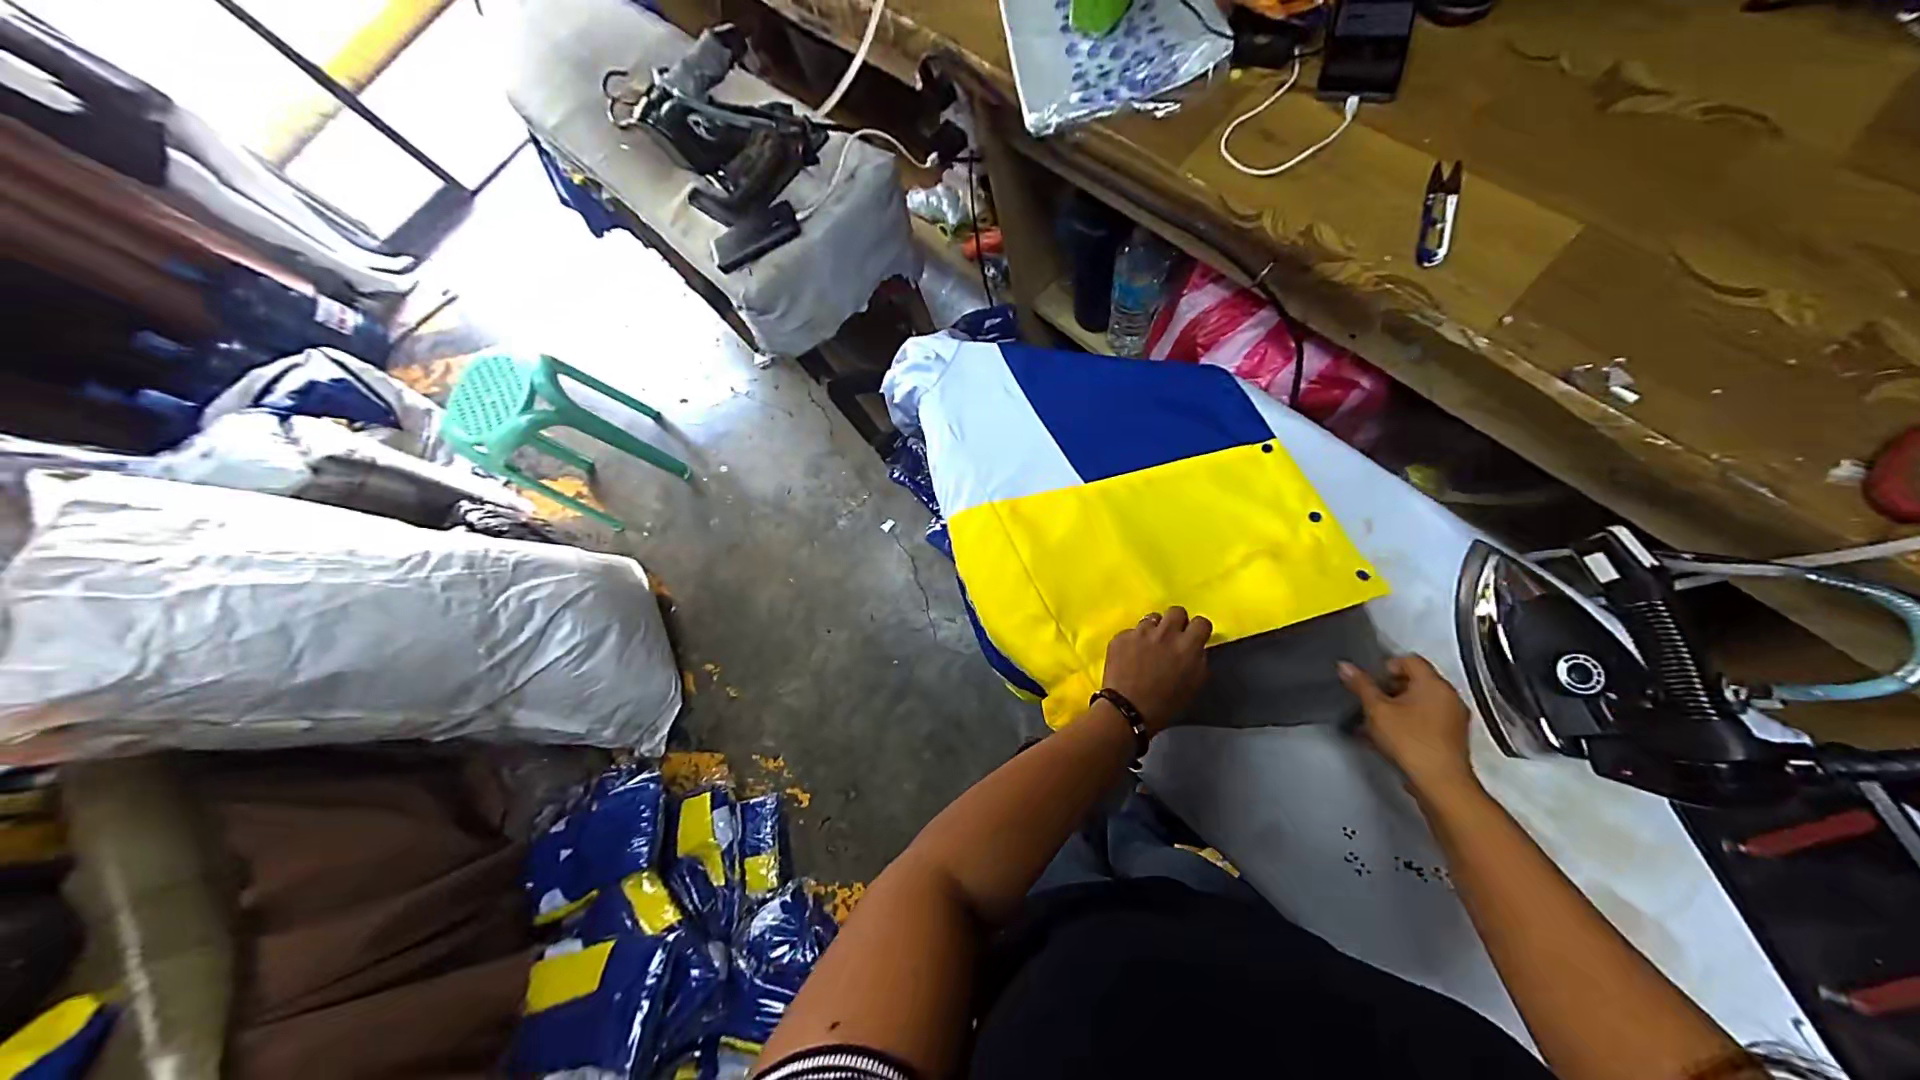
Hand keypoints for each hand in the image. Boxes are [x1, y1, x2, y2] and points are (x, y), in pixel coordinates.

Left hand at [1101, 607, 1211, 733]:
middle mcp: (1165, 633)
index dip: (1198, 630)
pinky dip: (1133, 641)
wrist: (1127, 710)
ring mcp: (1140, 632)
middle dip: (1177, 622)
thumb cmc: (1165, 704)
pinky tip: (1130, 657)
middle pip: (1176, 611)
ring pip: (1152, 619)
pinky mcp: (1121, 636)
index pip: (1201, 622)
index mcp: (1188, 646)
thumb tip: (1196, 647)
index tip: (1194, 637)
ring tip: (1148, 647)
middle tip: (1172, 637)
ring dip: (1154, 630)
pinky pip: (1132, 632)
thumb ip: (1198, 660)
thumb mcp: (1194, 684)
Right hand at [1338, 655, 1478, 797]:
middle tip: (1371, 700)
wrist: (1439, 783)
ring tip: (1376, 721)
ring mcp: (1453, 719)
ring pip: (1420, 702)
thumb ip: (1361, 685)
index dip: (1386, 666)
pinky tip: (1390, 737)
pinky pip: (1426, 720)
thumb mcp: (1376, 710)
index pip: (1409, 660)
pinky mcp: (1451, 738)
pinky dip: (1408, 723)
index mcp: (1434, 684)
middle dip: (1389, 688)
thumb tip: (1346, 667)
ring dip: (1397, 707)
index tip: (1371, 681)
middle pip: (1415, 680)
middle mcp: (1449, 698)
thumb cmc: (1412, 744)